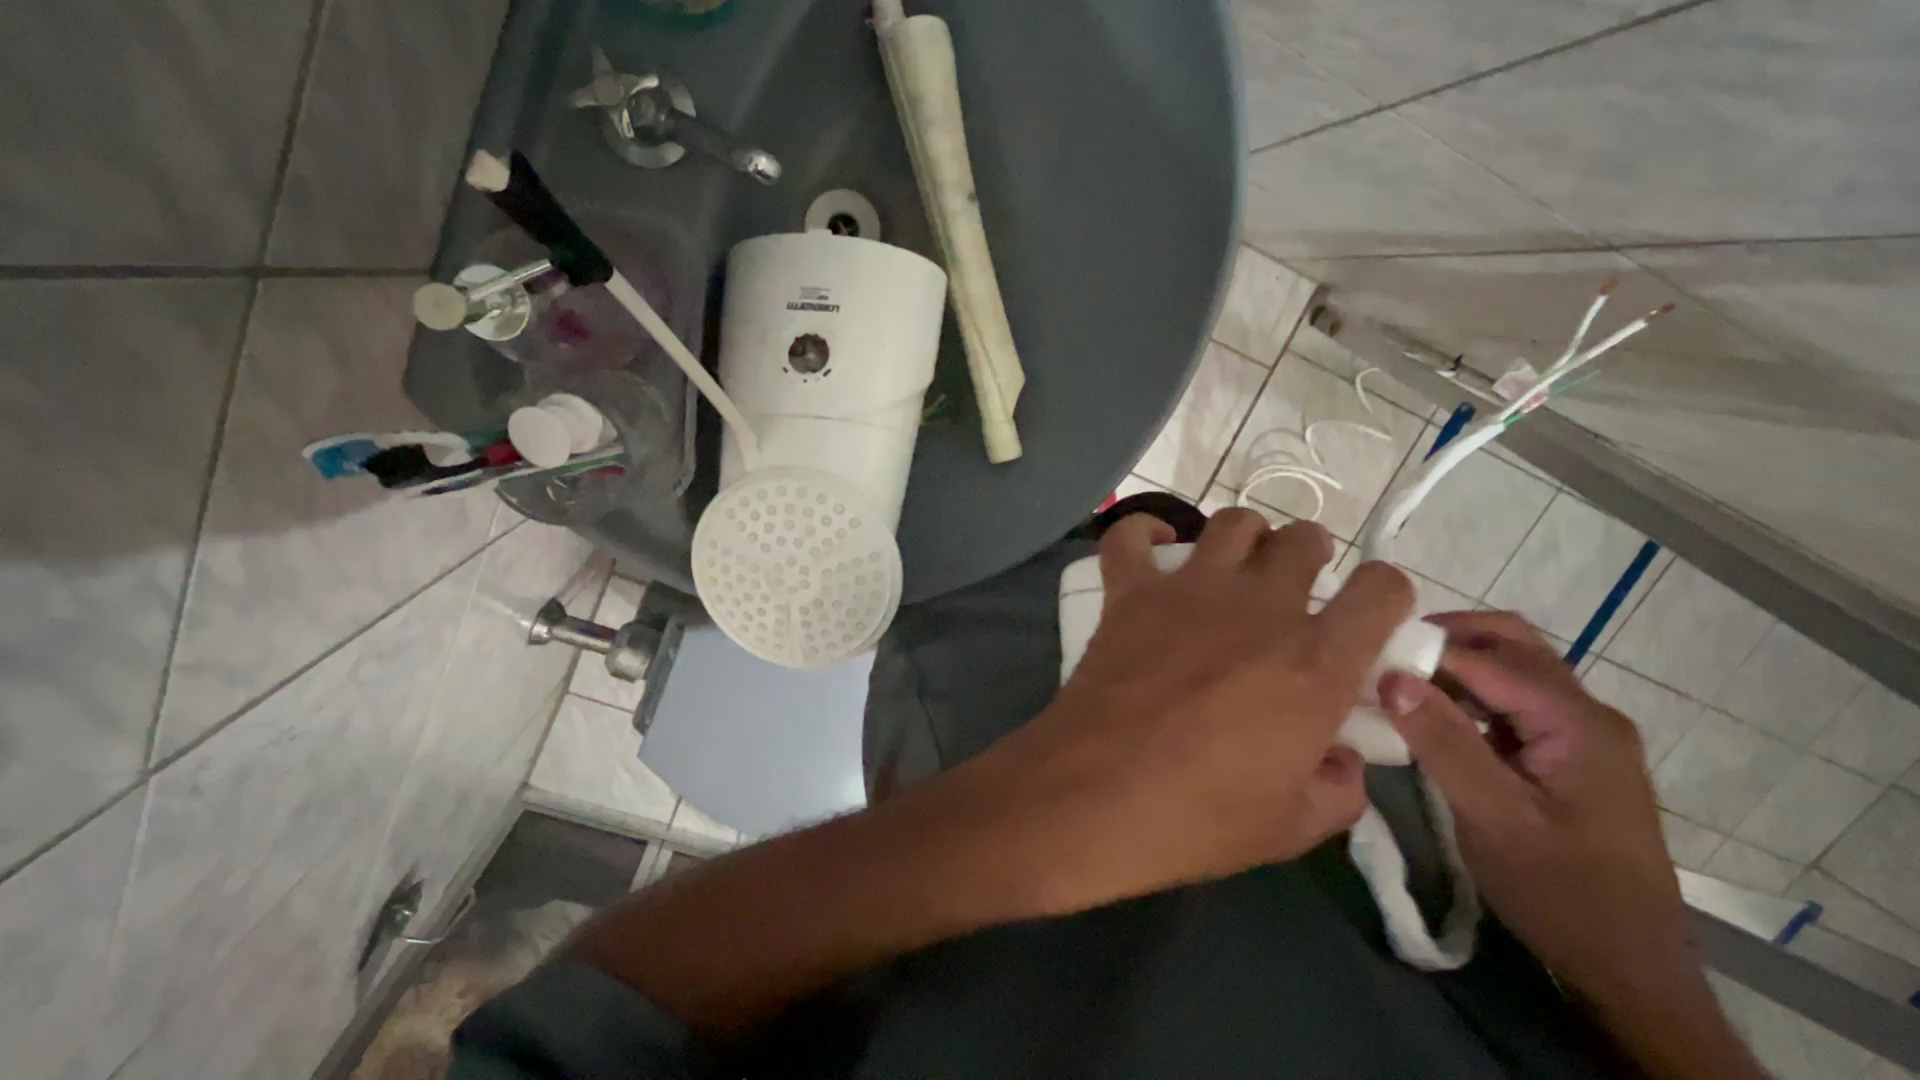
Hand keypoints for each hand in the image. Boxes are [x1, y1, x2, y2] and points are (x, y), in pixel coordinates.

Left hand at [962, 509, 1414, 915]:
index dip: (1386, 596)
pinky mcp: (1130, 593)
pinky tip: (1155, 548)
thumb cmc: (1198, 819)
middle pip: (1304, 541)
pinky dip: (1144, 533)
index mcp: (1316, 662)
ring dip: (1248, 538)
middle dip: (1312, 558)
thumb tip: (1344, 759)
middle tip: (1297, 591)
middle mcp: (1261, 609)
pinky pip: (1132, 536)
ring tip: (1241, 566)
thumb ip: (1340, 788)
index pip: (1381, 589)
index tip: (1368, 619)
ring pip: (1235, 524)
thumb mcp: (1294, 827)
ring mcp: (1190, 591)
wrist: (1094, 798)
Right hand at [1380, 612, 1762, 1079]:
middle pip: (1513, 647)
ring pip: (1514, 674)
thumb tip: (1391, 677)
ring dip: (1458, 667)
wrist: (1629, 967)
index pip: (1490, 659)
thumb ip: (1443, 743)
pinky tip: (1433, 718)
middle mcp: (1587, 715)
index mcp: (1576, 722)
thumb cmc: (1561, 893)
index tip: (1365, 653)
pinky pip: (1515, 707)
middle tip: (1385, 652)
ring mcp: (1582, 737)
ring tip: (1397, 681)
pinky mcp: (1570, 759)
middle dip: (1449, 639)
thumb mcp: (1492, 818)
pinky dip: (1471, 698)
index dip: (1427, 650)